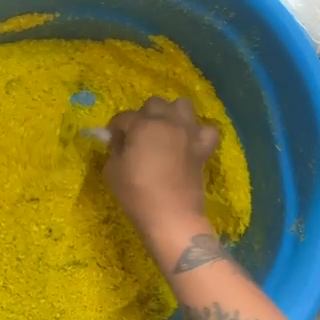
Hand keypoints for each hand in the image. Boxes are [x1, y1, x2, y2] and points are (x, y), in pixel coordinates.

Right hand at [103, 95, 220, 240]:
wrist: (171, 215)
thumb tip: (120, 141)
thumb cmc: (136, 194)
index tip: (112, 140)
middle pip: (155, 104)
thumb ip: (114, 150)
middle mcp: (167, 121)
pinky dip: (199, 132)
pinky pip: (207, 129)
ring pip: (183, 106)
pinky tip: (190, 142)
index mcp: (142, 125)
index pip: (123, 117)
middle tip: (139, 136)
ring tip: (166, 132)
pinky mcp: (203, 147)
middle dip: (144, 115)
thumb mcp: (112, 171)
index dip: (115, 128)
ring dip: (172, 114)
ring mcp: (188, 132)